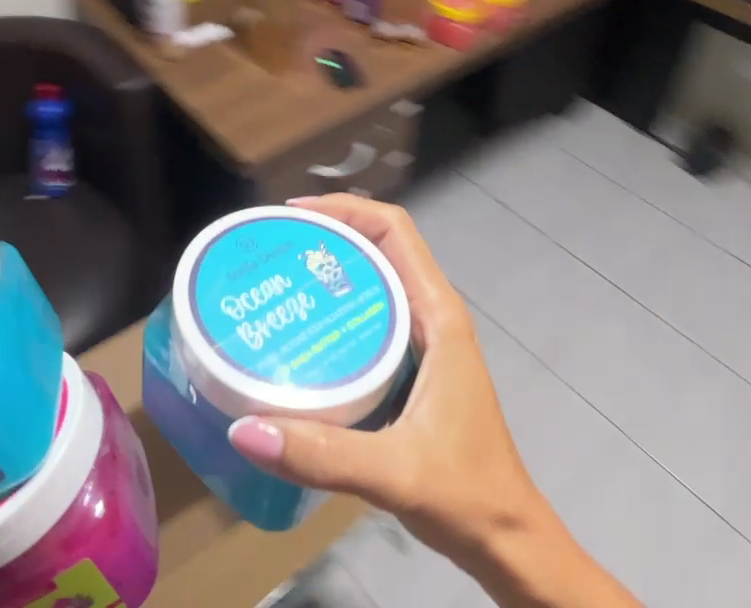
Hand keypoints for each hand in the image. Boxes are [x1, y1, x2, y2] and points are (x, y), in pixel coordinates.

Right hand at [227, 195, 637, 607]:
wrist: (507, 541)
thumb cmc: (467, 495)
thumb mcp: (395, 472)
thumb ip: (322, 455)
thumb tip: (242, 429)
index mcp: (439, 318)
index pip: (394, 231)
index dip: (346, 209)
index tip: (292, 216)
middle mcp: (431, 319)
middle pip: (379, 249)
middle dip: (327, 237)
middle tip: (270, 249)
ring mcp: (423, 345)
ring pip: (373, 286)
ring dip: (328, 274)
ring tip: (274, 283)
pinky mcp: (412, 371)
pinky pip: (368, 322)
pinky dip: (333, 315)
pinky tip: (295, 339)